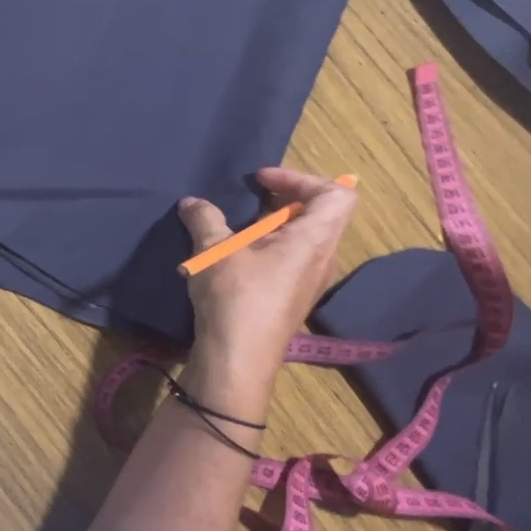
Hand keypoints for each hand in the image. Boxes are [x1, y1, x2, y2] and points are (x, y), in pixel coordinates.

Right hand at [177, 168, 356, 405]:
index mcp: (313, 239)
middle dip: (285, 195)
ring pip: (304, 235)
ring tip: (234, 221)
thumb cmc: (235, 295)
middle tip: (249, 193)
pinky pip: (290, 254)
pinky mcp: (291, 291)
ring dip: (272, 220)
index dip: (301, 178)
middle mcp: (321, 255)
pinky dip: (266, 241)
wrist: (239, 353)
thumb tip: (193, 203)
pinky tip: (231, 251)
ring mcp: (309, 276)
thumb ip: (205, 220)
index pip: (336, 195)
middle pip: (322, 213)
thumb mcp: (214, 251)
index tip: (260, 180)